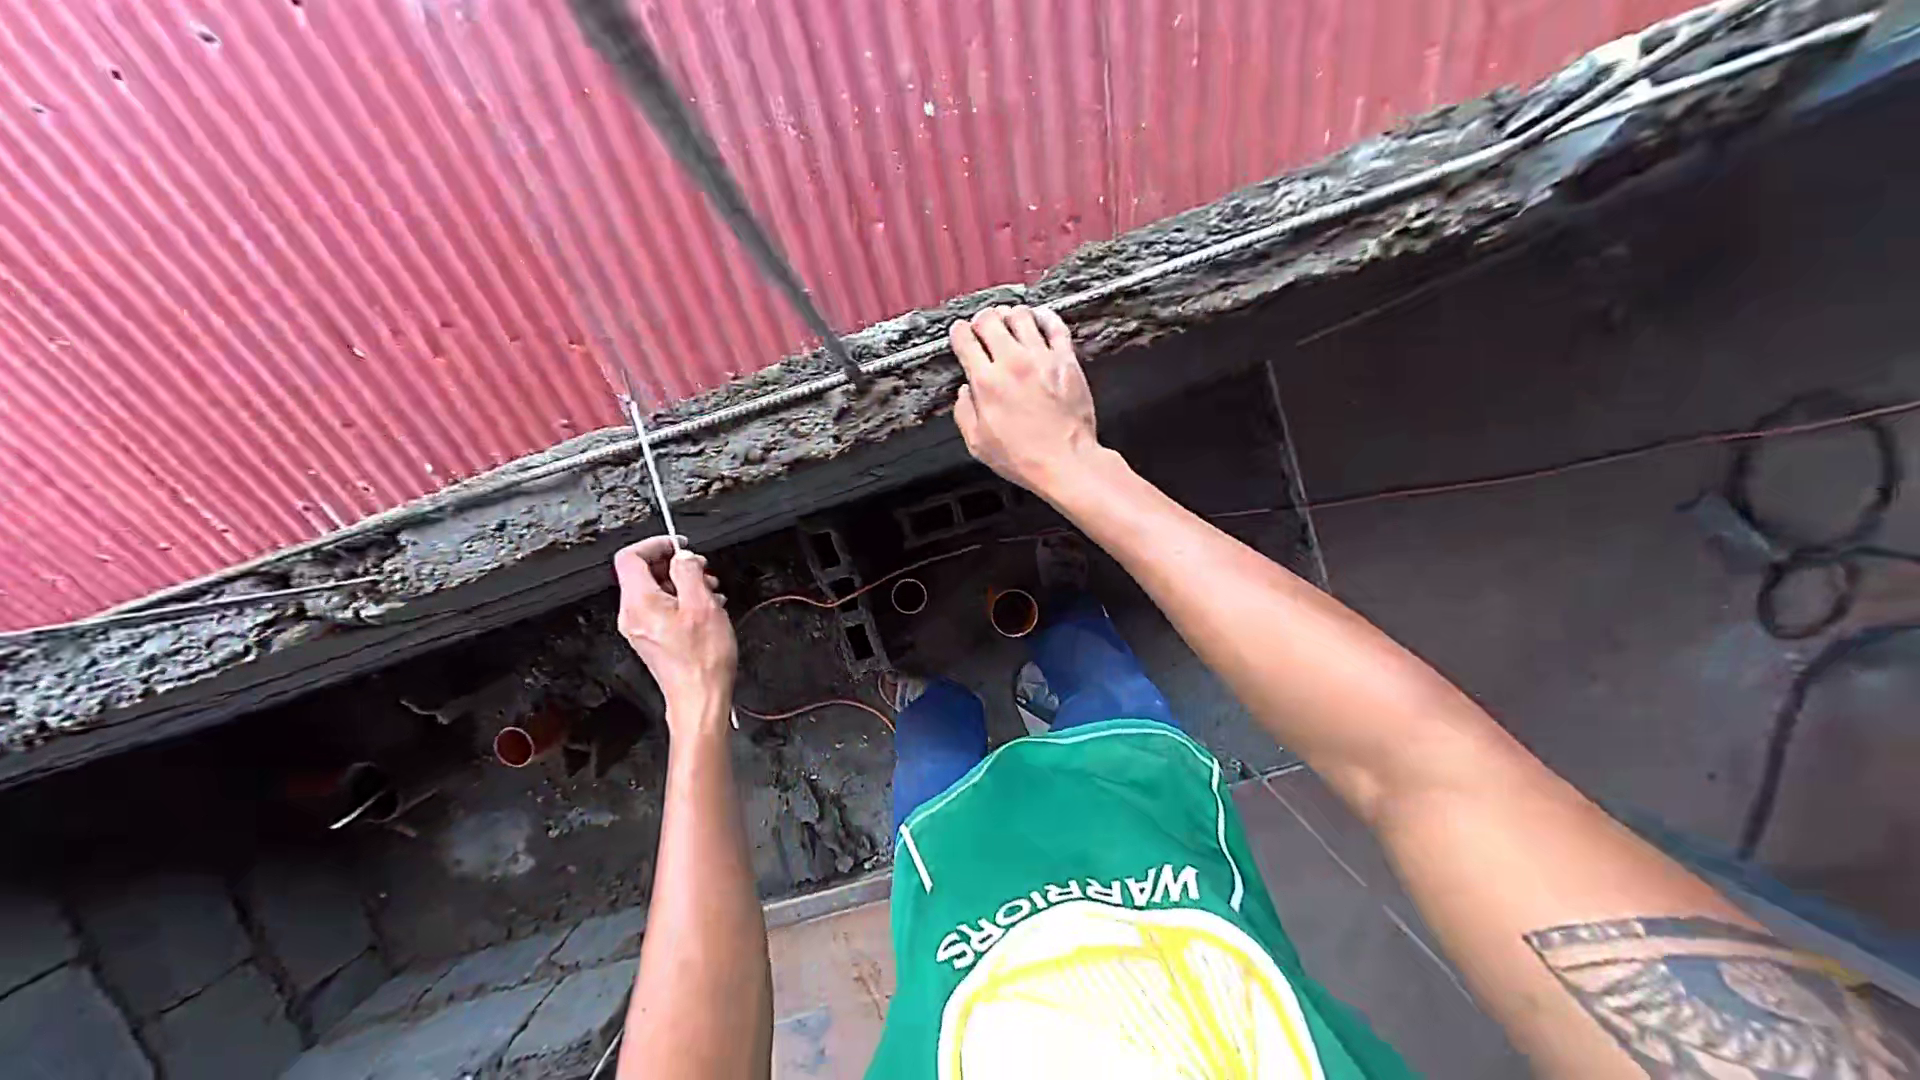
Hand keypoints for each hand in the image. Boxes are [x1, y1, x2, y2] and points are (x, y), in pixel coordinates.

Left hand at [613, 536, 737, 734]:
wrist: (700, 698)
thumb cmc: (702, 660)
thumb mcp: (703, 604)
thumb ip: (689, 572)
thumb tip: (684, 557)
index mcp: (639, 603)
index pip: (631, 557)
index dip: (656, 544)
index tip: (680, 545)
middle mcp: (633, 615)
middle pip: (644, 573)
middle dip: (676, 566)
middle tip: (703, 570)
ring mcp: (642, 628)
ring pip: (657, 590)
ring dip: (684, 584)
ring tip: (710, 592)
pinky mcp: (654, 638)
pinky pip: (663, 608)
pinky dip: (684, 601)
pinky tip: (707, 609)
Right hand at [950, 305, 1100, 495]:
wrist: (1065, 462)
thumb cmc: (1024, 458)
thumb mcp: (978, 444)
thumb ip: (964, 413)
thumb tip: (964, 392)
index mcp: (986, 383)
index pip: (965, 339)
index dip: (959, 333)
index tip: (960, 334)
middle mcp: (1012, 363)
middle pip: (990, 320)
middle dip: (982, 320)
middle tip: (983, 327)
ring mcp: (1041, 358)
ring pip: (1021, 315)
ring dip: (1010, 315)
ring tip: (1009, 322)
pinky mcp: (1066, 360)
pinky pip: (1055, 325)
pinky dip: (1044, 317)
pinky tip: (1038, 319)